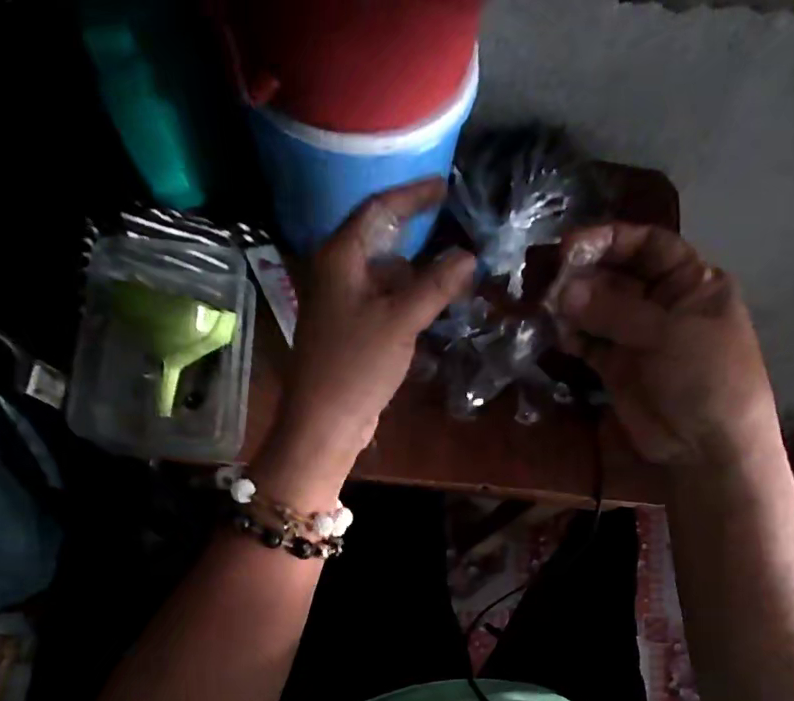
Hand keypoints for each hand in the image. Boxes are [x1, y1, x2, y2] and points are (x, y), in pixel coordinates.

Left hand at [254, 179, 475, 508]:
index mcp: (339, 257)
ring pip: (384, 272)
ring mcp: (341, 302)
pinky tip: (435, 302)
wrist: (324, 421)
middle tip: (457, 223)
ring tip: (457, 267)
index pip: (378, 209)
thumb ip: (436, 285)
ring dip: (417, 270)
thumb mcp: (401, 321)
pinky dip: (408, 296)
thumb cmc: (356, 365)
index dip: (413, 195)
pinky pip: (383, 299)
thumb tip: (468, 255)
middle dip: (418, 233)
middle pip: (380, 239)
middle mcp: (336, 272)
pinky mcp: (349, 328)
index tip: (446, 186)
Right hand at [549, 223, 776, 466]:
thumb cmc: (707, 378)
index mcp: (691, 282)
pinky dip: (572, 337)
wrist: (708, 446)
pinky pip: (588, 342)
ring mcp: (637, 336)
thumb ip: (616, 312)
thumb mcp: (670, 334)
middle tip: (551, 281)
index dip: (611, 239)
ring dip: (572, 306)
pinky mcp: (616, 367)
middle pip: (616, 275)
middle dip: (584, 275)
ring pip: (597, 309)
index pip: (649, 246)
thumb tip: (563, 292)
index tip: (571, 245)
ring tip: (548, 309)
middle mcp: (661, 303)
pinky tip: (557, 335)